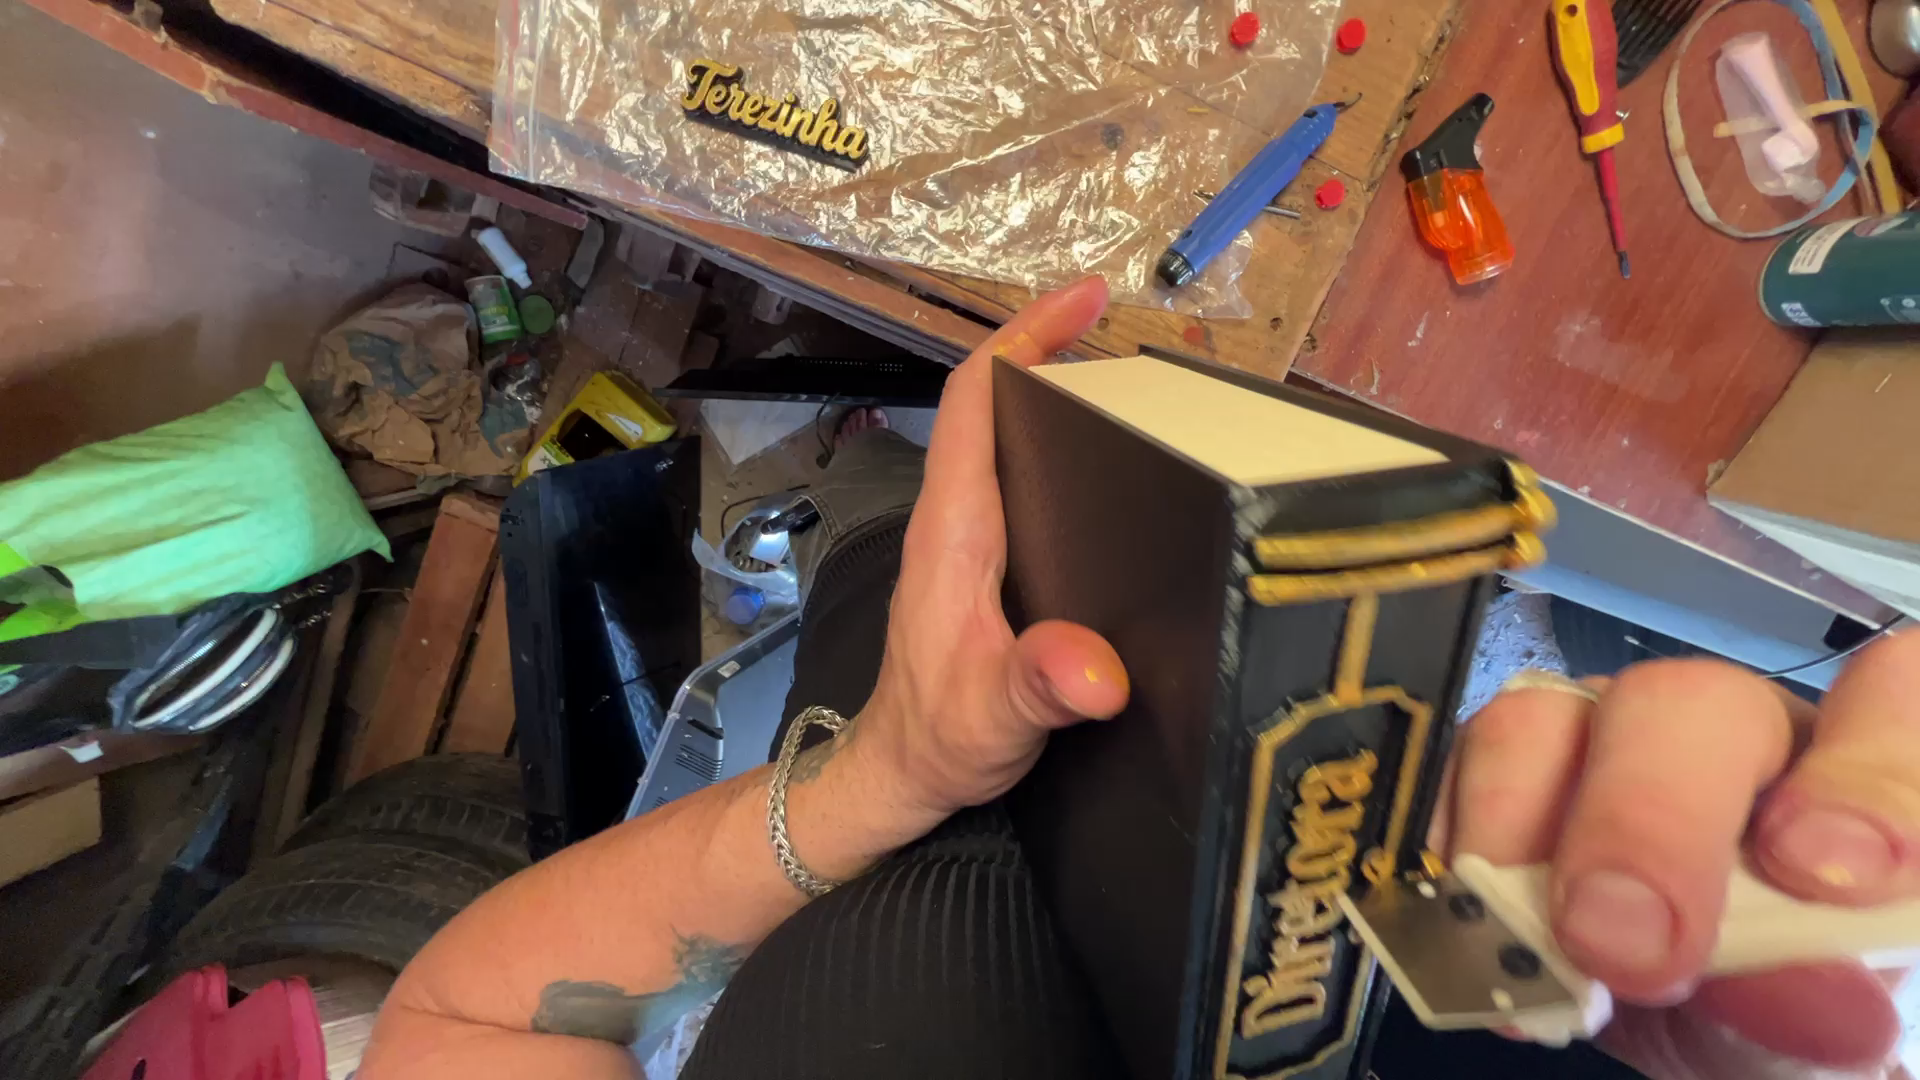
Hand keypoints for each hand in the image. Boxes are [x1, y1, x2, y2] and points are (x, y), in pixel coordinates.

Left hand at [851, 277, 1130, 819]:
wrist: (902, 767)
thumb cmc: (937, 736)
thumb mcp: (992, 716)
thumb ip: (1036, 687)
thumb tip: (1095, 669)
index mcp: (954, 529)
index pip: (975, 403)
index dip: (1022, 339)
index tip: (1084, 300)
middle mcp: (955, 520)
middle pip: (990, 408)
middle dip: (1044, 353)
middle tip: (1117, 333)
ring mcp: (966, 541)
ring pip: (1003, 444)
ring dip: (1050, 401)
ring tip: (1124, 388)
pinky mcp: (981, 564)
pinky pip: (1016, 485)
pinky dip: (1054, 455)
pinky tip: (1102, 474)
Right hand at [1444, 631, 1919, 1078]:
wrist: (1620, 1000)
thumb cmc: (1743, 1011)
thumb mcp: (1797, 1035)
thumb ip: (1813, 1012)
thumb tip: (1810, 996)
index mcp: (1838, 782)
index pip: (1890, 708)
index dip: (1863, 768)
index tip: (1822, 877)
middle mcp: (1710, 730)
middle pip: (1682, 703)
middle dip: (1645, 820)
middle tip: (1620, 946)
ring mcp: (1575, 726)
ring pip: (1534, 718)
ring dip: (1515, 828)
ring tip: (1519, 938)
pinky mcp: (1476, 752)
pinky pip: (1442, 762)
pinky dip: (1447, 835)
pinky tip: (1460, 903)